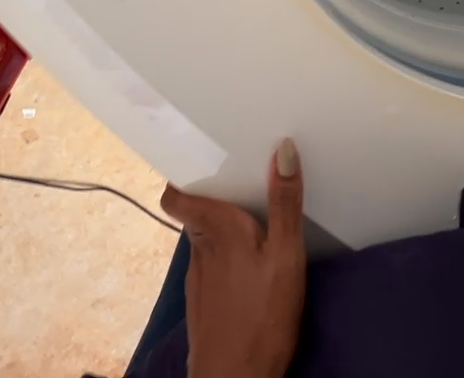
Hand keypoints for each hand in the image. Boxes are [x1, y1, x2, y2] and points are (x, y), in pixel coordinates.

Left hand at [159, 140, 305, 377]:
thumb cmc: (262, 315)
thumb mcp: (286, 255)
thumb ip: (284, 203)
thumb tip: (283, 149)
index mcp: (215, 230)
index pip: (176, 198)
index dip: (184, 179)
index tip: (204, 162)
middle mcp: (199, 251)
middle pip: (196, 216)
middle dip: (215, 200)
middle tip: (245, 184)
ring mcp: (198, 282)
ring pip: (204, 243)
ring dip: (222, 231)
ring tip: (253, 223)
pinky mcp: (204, 307)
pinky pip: (211, 270)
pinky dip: (226, 261)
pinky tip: (249, 271)